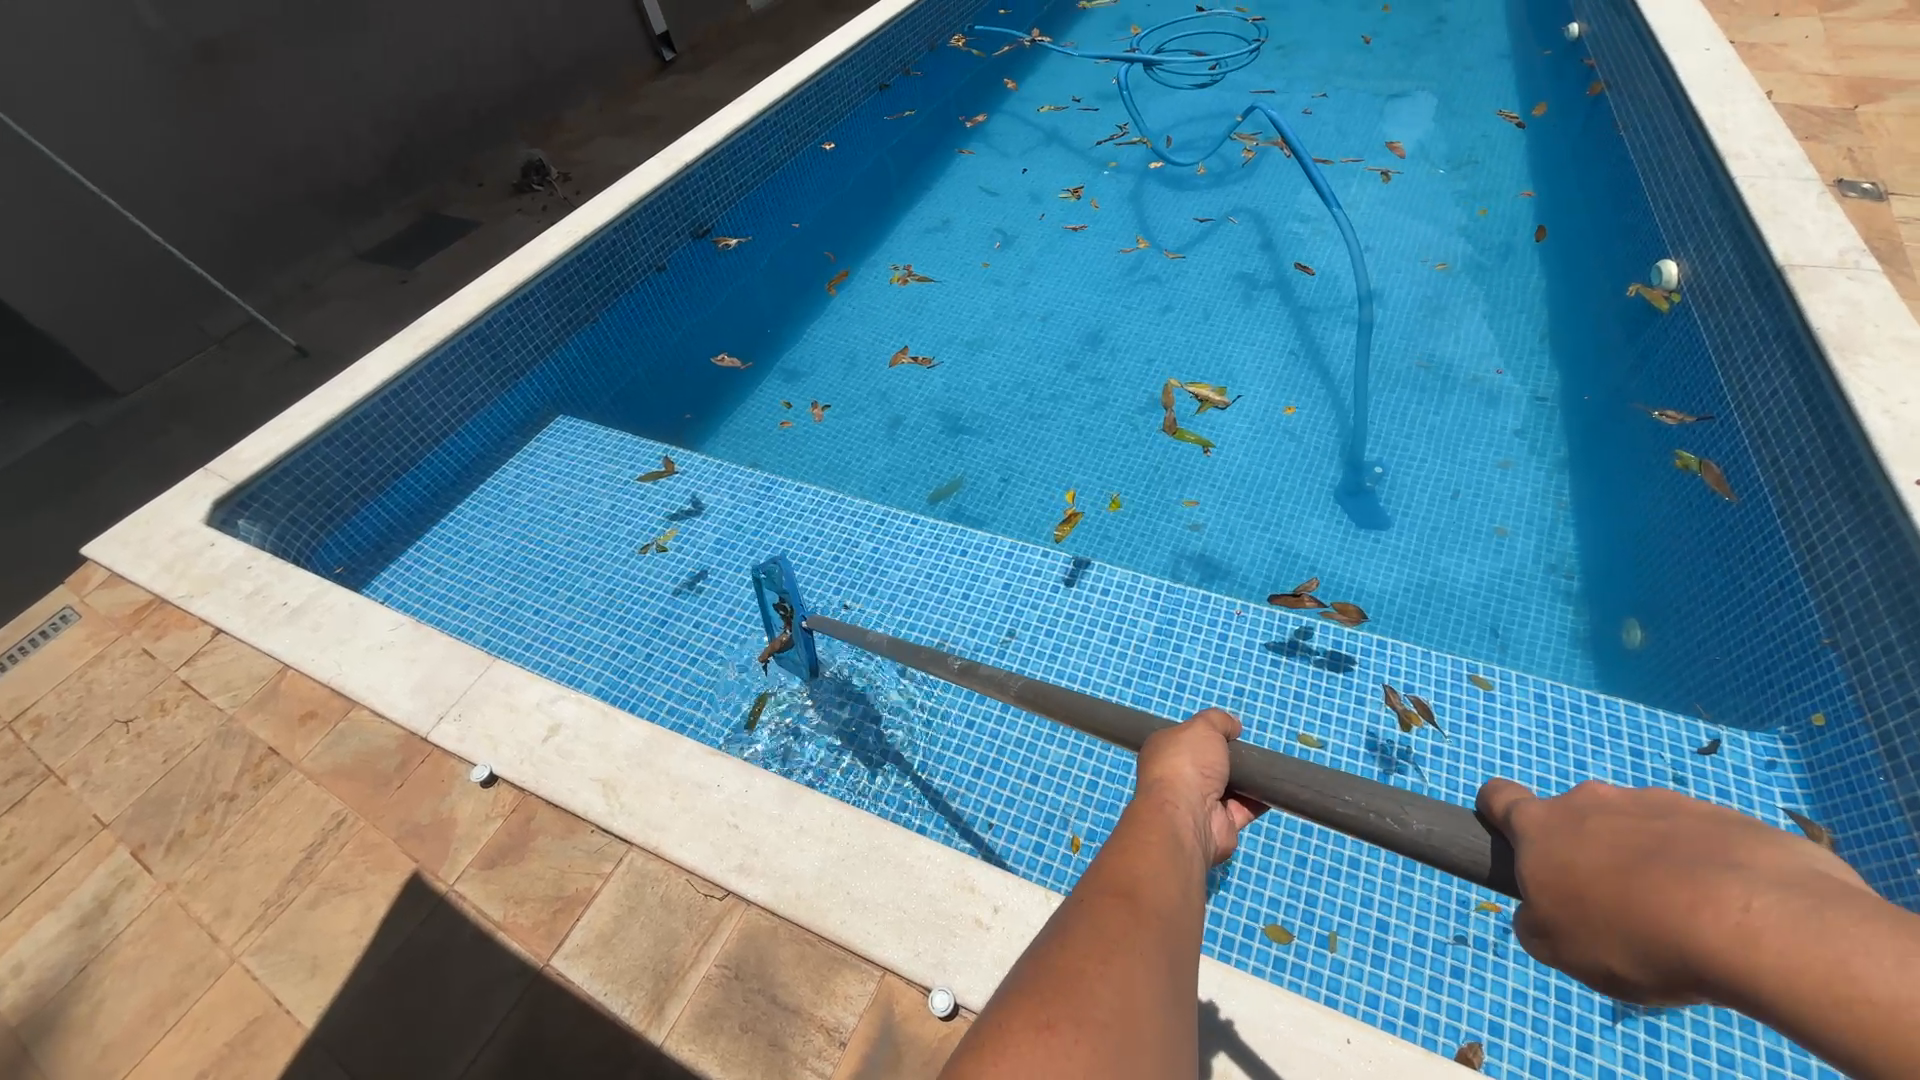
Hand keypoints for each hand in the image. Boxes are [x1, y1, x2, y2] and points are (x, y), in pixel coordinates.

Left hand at [1134, 709, 1265, 864]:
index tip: (1226, 731)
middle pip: (1207, 763)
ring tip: (1264, 767)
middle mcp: (1176, 777)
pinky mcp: (1220, 824)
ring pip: (1227, 786)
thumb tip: (1233, 725)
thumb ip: (1218, 720)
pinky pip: (1244, 808)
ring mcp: (1197, 803)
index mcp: (1164, 751)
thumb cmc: (1187, 763)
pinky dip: (1258, 799)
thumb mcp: (1202, 727)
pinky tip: (1274, 788)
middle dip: (1227, 758)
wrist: (1189, 815)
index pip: (1183, 739)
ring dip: (1245, 779)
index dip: (1203, 734)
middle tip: (1247, 751)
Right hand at [1478, 778, 1873, 1004]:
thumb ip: (1535, 920)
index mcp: (1541, 825)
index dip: (1499, 814)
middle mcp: (1592, 801)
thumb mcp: (1558, 949)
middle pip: (1579, 818)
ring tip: (1689, 919)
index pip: (1498, 795)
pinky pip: (1703, 842)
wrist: (1758, 925)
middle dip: (1593, 854)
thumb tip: (1544, 910)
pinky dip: (1709, 870)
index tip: (1521, 848)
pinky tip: (1735, 914)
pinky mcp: (1725, 818)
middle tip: (1621, 909)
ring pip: (1643, 829)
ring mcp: (1660, 803)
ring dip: (1653, 862)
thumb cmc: (1633, 937)